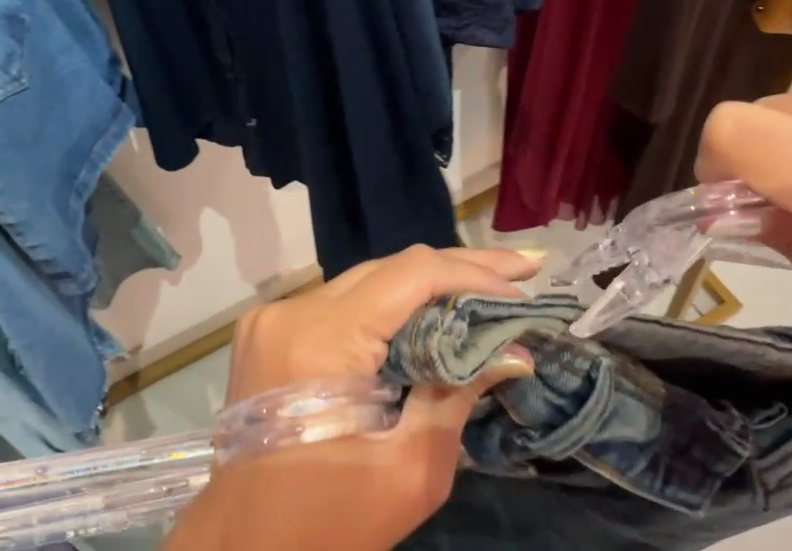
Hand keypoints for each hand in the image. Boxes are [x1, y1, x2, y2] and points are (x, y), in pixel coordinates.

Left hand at [164, 246, 542, 550]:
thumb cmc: (327, 524)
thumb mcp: (409, 471)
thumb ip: (457, 396)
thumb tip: (516, 351)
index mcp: (320, 341)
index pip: (410, 276)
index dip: (472, 274)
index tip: (524, 285)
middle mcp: (291, 311)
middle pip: (388, 268)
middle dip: (458, 268)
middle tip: (521, 270)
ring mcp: (272, 318)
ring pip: (365, 280)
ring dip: (426, 285)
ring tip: (488, 287)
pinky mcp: (267, 331)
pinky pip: (341, 302)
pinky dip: (389, 305)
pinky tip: (431, 310)